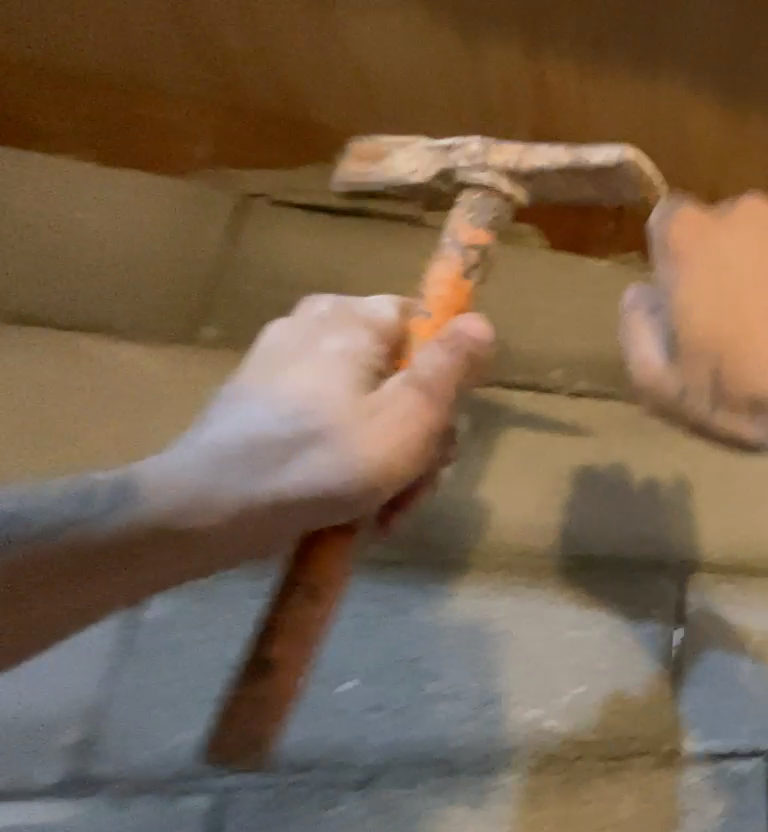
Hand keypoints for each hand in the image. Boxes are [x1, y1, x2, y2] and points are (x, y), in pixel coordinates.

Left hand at [144, 294, 491, 557]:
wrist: (216, 507)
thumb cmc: (330, 458)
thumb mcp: (413, 414)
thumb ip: (450, 366)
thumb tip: (481, 320)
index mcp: (351, 322)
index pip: (422, 318)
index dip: (448, 366)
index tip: (450, 413)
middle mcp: (313, 329)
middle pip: (400, 367)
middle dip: (423, 424)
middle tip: (425, 471)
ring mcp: (281, 367)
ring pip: (371, 400)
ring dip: (395, 451)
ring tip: (392, 499)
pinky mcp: (262, 405)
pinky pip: (333, 420)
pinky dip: (353, 455)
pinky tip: (358, 497)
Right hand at [619, 192, 767, 482]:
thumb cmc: (744, 397)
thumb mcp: (661, 386)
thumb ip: (636, 330)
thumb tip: (640, 296)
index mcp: (690, 234)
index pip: (669, 224)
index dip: (677, 264)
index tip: (691, 305)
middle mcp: (749, 214)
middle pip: (729, 231)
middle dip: (731, 265)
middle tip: (744, 323)